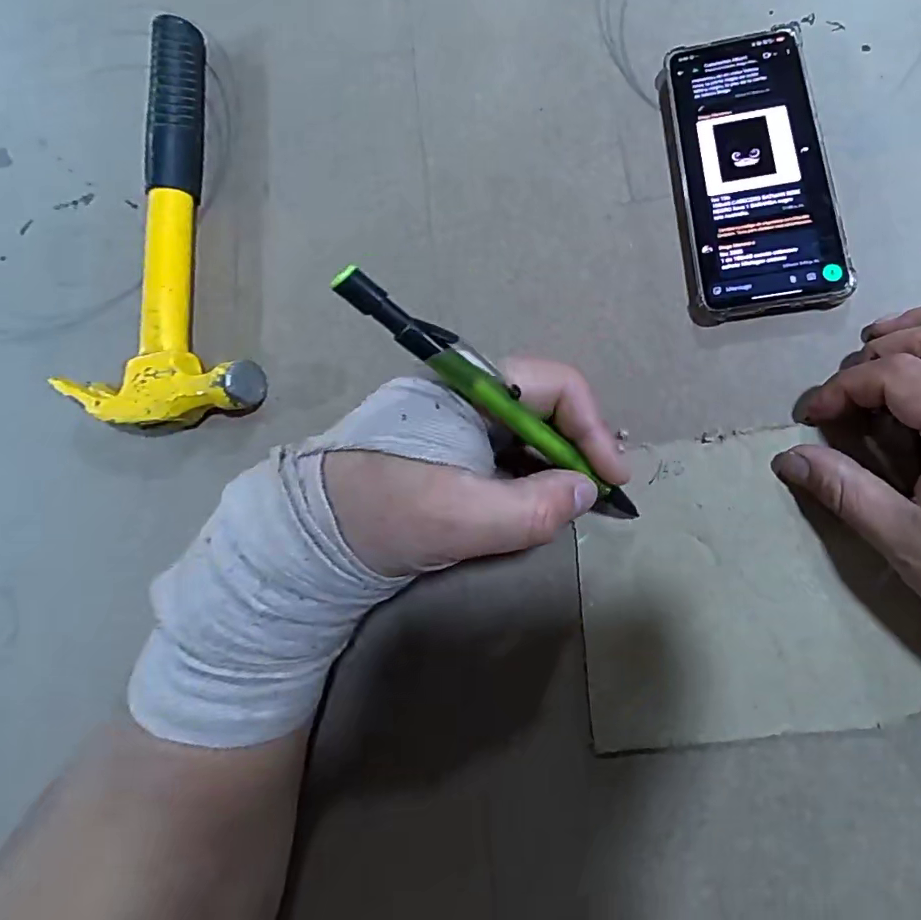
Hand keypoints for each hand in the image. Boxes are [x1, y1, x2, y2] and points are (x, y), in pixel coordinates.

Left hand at [324, 357, 631, 577]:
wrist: (310, 534)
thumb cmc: (383, 515)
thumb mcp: (461, 518)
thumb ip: (532, 508)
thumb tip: (587, 491)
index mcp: (473, 391)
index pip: (557, 386)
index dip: (592, 427)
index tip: (610, 475)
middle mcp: (474, 394)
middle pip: (551, 403)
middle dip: (583, 443)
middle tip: (604, 487)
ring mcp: (465, 417)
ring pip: (535, 425)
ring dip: (564, 459)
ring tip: (583, 495)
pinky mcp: (458, 443)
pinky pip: (514, 446)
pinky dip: (539, 470)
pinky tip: (546, 497)